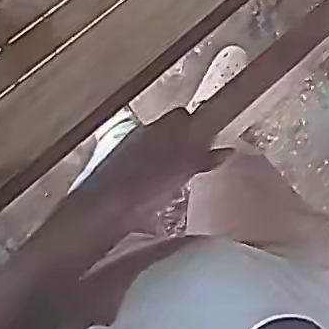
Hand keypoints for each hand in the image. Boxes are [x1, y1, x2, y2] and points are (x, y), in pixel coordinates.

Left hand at [64, 108, 231, 241]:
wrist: (100, 211)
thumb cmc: (145, 186)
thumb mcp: (182, 171)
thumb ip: (204, 158)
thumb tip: (228, 150)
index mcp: (156, 129)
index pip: (180, 117)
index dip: (194, 126)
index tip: (207, 141)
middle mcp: (137, 136)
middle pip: (164, 133)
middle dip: (179, 143)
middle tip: (195, 163)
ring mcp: (120, 156)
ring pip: (149, 152)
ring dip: (162, 163)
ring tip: (176, 184)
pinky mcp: (110, 177)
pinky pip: (136, 173)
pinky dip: (147, 181)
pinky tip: (153, 200)